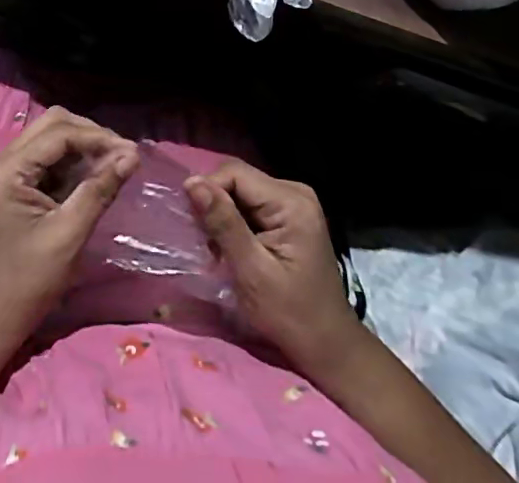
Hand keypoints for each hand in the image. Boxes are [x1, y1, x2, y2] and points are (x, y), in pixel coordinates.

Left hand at [0, 108, 138, 344]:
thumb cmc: (29, 278)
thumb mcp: (68, 234)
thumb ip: (98, 191)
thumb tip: (132, 156)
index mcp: (9, 169)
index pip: (57, 133)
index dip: (97, 137)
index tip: (133, 151)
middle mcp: (8, 161)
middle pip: (53, 125)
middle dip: (90, 134)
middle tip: (124, 154)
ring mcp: (14, 172)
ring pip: (54, 139)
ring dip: (86, 145)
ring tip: (119, 162)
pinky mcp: (24, 186)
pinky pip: (54, 160)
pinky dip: (78, 161)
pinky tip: (101, 173)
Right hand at [185, 161, 356, 372]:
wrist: (327, 346)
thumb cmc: (289, 314)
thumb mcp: (251, 270)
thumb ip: (223, 223)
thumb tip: (191, 183)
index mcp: (291, 202)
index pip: (234, 173)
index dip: (208, 192)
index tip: (196, 228)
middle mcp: (295, 192)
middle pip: (237, 179)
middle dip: (215, 206)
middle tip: (208, 244)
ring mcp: (294, 203)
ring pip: (240, 192)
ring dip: (223, 217)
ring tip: (219, 250)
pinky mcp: (288, 216)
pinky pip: (250, 205)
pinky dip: (234, 223)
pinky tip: (233, 249)